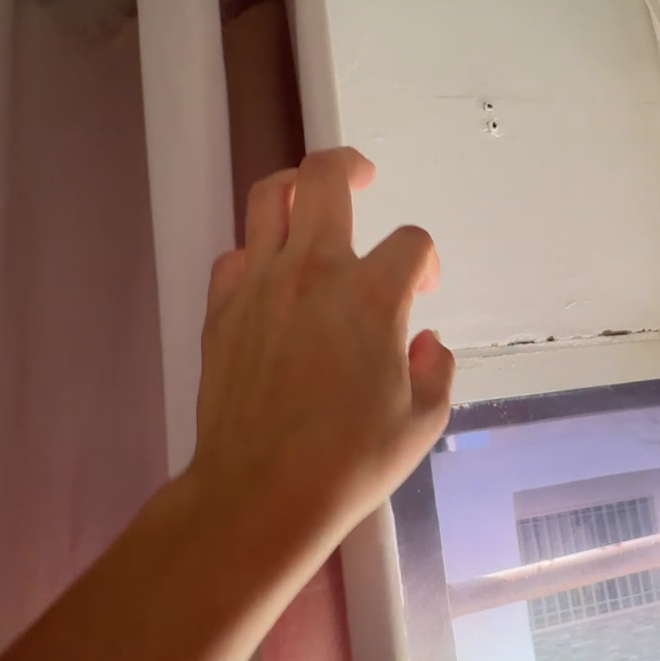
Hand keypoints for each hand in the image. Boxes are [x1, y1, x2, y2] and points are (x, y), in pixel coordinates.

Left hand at [191, 147, 454, 542]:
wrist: (261, 494)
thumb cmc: (351, 461)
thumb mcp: (424, 420)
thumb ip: (437, 368)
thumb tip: (425, 344)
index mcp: (373, 294)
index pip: (411, 242)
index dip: (426, 261)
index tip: (424, 288)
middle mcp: (314, 272)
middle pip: (325, 178)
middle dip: (351, 165)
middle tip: (364, 175)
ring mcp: (260, 286)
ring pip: (268, 199)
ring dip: (296, 189)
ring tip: (310, 201)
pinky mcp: (222, 311)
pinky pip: (236, 256)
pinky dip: (257, 254)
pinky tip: (272, 277)